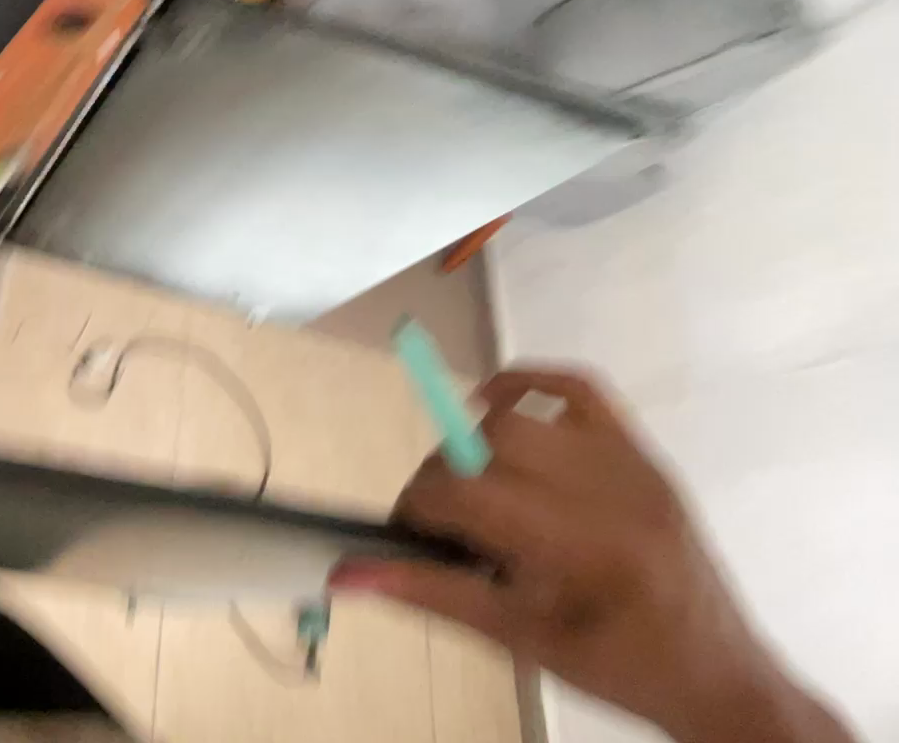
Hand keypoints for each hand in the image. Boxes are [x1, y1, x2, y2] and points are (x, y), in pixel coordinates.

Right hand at [330, 369, 854, 742]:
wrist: (720, 676)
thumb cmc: (611, 661)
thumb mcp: (514, 637)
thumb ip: (424, 592)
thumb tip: (340, 575)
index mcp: (580, 550)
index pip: (464, 493)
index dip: (419, 507)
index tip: (410, 531)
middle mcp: (608, 495)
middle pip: (482, 448)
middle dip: (444, 478)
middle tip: (447, 518)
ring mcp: (630, 467)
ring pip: (516, 422)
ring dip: (475, 446)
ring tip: (478, 486)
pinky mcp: (642, 454)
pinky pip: (579, 388)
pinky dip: (527, 383)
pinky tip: (494, 402)